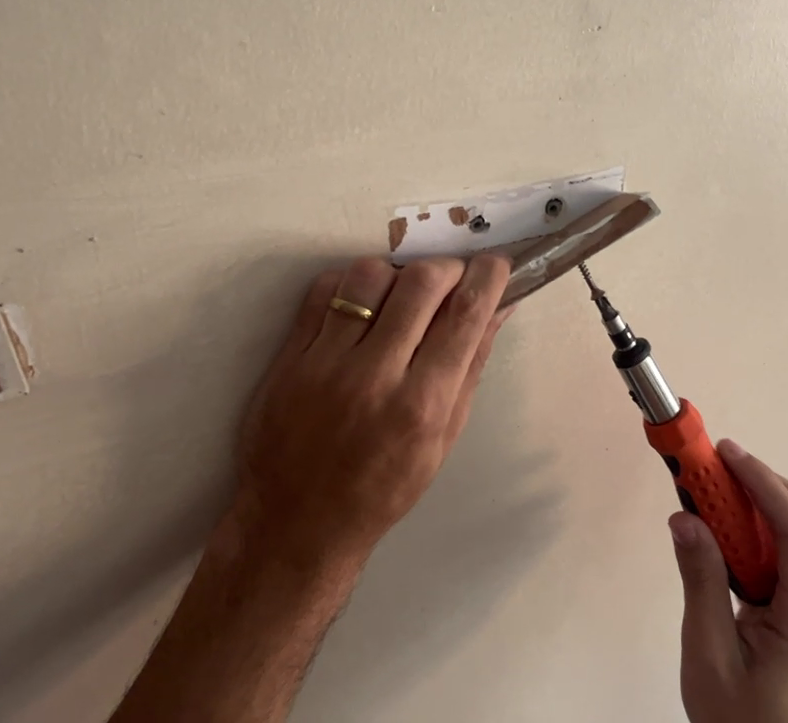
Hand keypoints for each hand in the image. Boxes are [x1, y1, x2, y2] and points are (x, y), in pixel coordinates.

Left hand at [228, 254, 512, 568]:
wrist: (298, 522)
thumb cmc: (383, 488)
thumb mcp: (442, 439)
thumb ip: (470, 368)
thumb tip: (498, 308)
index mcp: (422, 405)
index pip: (465, 315)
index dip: (488, 277)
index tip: (495, 265)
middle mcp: (375, 376)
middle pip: (422, 282)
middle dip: (448, 267)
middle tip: (451, 278)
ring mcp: (326, 362)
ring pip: (370, 275)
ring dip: (397, 272)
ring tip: (401, 293)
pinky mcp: (290, 355)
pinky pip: (324, 290)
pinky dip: (350, 282)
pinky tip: (361, 302)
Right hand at [671, 441, 787, 722]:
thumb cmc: (738, 718)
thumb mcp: (708, 652)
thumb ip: (701, 581)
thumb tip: (684, 517)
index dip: (762, 481)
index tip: (724, 453)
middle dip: (766, 483)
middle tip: (717, 467)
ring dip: (763, 504)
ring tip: (715, 493)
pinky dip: (760, 531)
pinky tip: (726, 533)